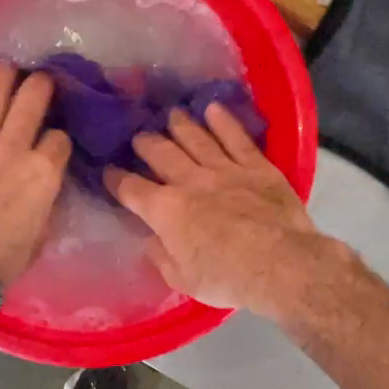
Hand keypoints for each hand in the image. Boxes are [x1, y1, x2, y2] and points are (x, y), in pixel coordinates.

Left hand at [0, 62, 71, 288]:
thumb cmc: (1, 262)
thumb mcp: (40, 235)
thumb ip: (46, 203)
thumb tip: (44, 186)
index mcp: (43, 174)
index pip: (59, 138)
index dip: (59, 136)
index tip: (53, 140)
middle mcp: (13, 150)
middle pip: (32, 100)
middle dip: (39, 85)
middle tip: (38, 81)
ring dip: (2, 76)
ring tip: (5, 70)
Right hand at [104, 104, 323, 316]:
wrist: (280, 265)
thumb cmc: (226, 278)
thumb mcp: (182, 279)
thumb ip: (162, 256)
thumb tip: (152, 239)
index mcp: (165, 211)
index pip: (131, 189)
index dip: (115, 179)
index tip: (108, 172)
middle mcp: (189, 181)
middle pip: (161, 153)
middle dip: (146, 143)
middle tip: (140, 137)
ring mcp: (225, 170)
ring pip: (197, 139)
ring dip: (181, 125)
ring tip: (172, 115)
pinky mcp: (257, 167)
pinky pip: (237, 138)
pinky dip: (224, 122)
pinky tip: (214, 109)